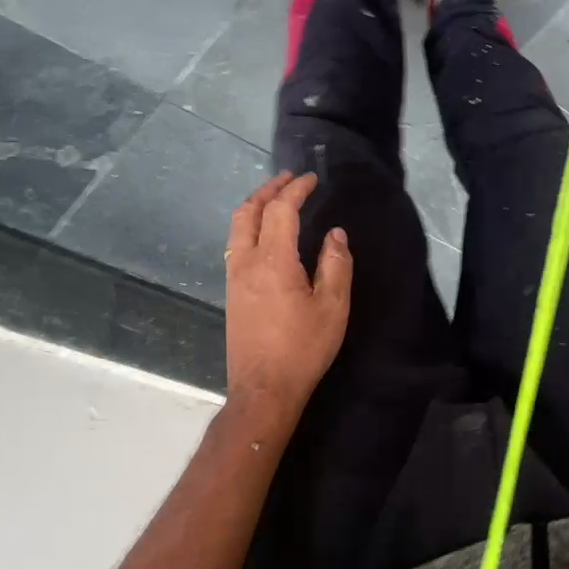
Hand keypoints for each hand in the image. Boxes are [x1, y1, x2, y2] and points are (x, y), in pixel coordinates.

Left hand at [223, 171, 352, 426]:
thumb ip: (336, 264)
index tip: (311, 179)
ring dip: (255, 207)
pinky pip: (236, 245)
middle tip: (289, 179)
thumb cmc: (303, 347)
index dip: (295, 190)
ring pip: (237, 228)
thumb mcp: (333, 306)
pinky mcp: (232, 293)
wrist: (263, 390)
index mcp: (273, 261)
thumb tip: (334, 234)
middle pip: (248, 213)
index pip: (280, 211)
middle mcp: (246, 263)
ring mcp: (234, 278)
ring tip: (276, 200)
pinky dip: (249, 226)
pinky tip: (265, 233)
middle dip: (268, 190)